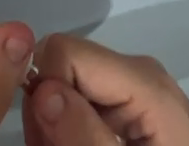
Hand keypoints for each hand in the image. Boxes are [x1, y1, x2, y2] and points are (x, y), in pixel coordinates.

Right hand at [25, 34, 188, 145]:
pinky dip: (68, 128)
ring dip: (53, 124)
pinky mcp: (130, 104)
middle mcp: (137, 71)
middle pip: (62, 66)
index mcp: (145, 82)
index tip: (47, 140)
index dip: (44, 91)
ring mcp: (134, 88)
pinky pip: (81, 101)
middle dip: (46, 111)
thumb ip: (87, 139)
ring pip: (65, 85)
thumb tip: (43, 90)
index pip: (63, 52)